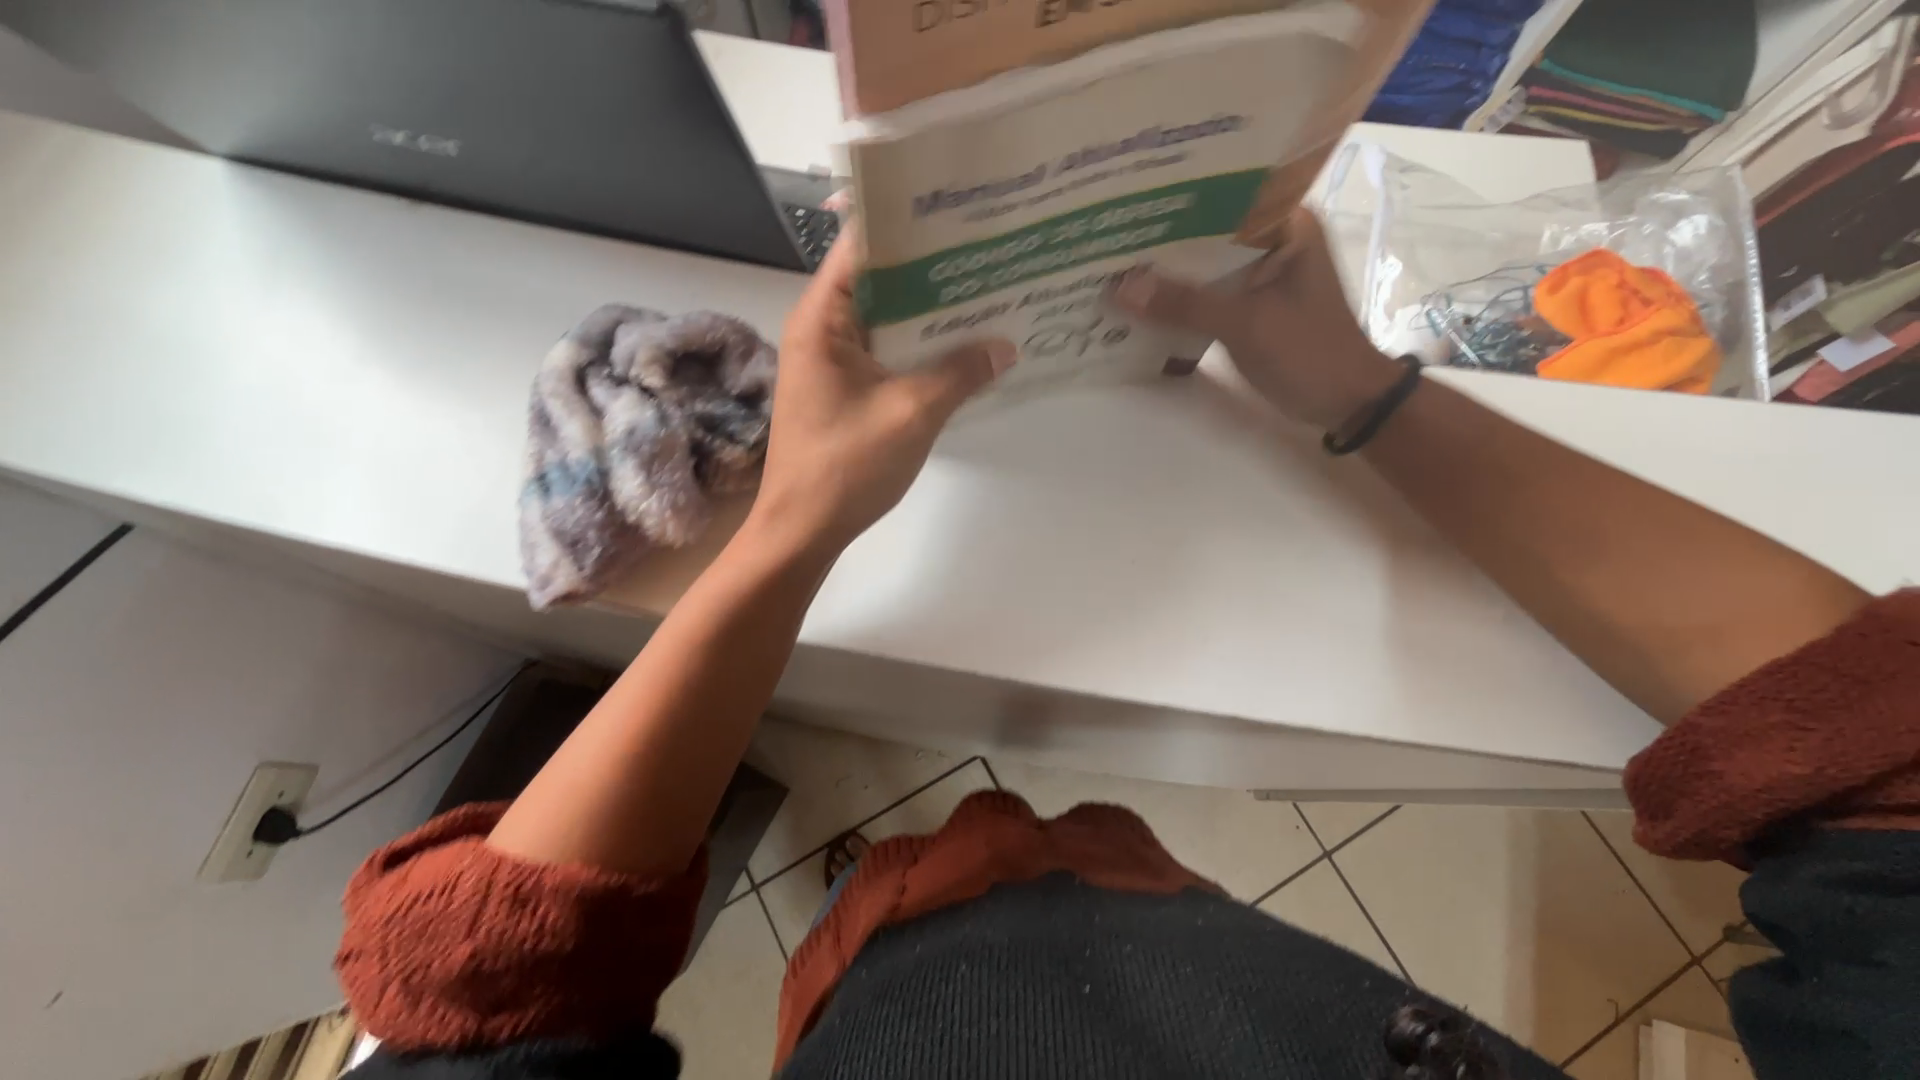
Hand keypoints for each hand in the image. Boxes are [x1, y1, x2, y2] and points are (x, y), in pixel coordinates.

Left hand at [750, 224, 1015, 554]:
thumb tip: (1006, 347)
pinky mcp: (845, 391)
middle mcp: (823, 330)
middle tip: (988, 251)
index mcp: (823, 319)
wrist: (803, 530)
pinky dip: (920, 348)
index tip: (959, 213)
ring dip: (930, 312)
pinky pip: (887, 354)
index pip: (862, 246)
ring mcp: (833, 362)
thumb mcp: (913, 413)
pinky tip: (964, 347)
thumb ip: (961, 373)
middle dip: (931, 268)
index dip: (908, 225)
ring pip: (887, 320)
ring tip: (987, 291)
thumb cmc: (846, 465)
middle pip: (879, 280)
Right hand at [1111, 208, 1400, 430]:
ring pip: (1204, 263)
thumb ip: (1184, 304)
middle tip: (1110, 229)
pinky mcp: (1250, 303)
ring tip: (1112, 260)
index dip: (1178, 198)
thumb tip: (1119, 288)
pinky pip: (1206, 292)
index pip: (1224, 195)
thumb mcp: (1245, 325)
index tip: (1131, 197)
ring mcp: (1261, 273)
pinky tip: (1139, 299)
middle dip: (1164, 236)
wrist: (1346, 403)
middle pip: (1208, 230)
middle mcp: (1273, 238)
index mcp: (1287, 224)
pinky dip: (1179, 297)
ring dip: (1167, 269)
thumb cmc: (1310, 353)